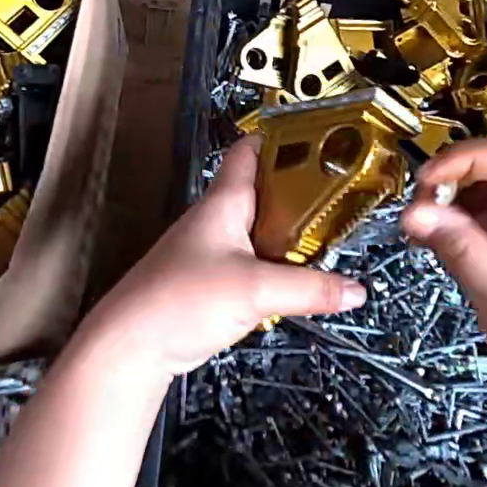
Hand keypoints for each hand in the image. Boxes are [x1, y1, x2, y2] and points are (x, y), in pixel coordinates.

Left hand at [79, 135, 366, 376]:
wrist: (133, 346)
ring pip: (259, 231)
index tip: (318, 141)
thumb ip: (309, 289)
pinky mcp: (210, 282)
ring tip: (325, 239)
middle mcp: (216, 221)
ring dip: (289, 234)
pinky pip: (251, 263)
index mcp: (223, 203)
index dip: (281, 140)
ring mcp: (211, 252)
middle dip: (299, 194)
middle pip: (262, 193)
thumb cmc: (180, 300)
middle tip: (337, 199)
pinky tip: (294, 280)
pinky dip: (275, 267)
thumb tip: (353, 290)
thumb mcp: (255, 290)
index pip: (249, 152)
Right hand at [401, 136, 486, 400]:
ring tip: (421, 225)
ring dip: (449, 199)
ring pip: (486, 186)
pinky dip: (453, 219)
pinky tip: (431, 235)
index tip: (426, 179)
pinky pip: (481, 211)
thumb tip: (413, 213)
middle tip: (417, 207)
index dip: (469, 159)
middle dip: (455, 180)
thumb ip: (463, 251)